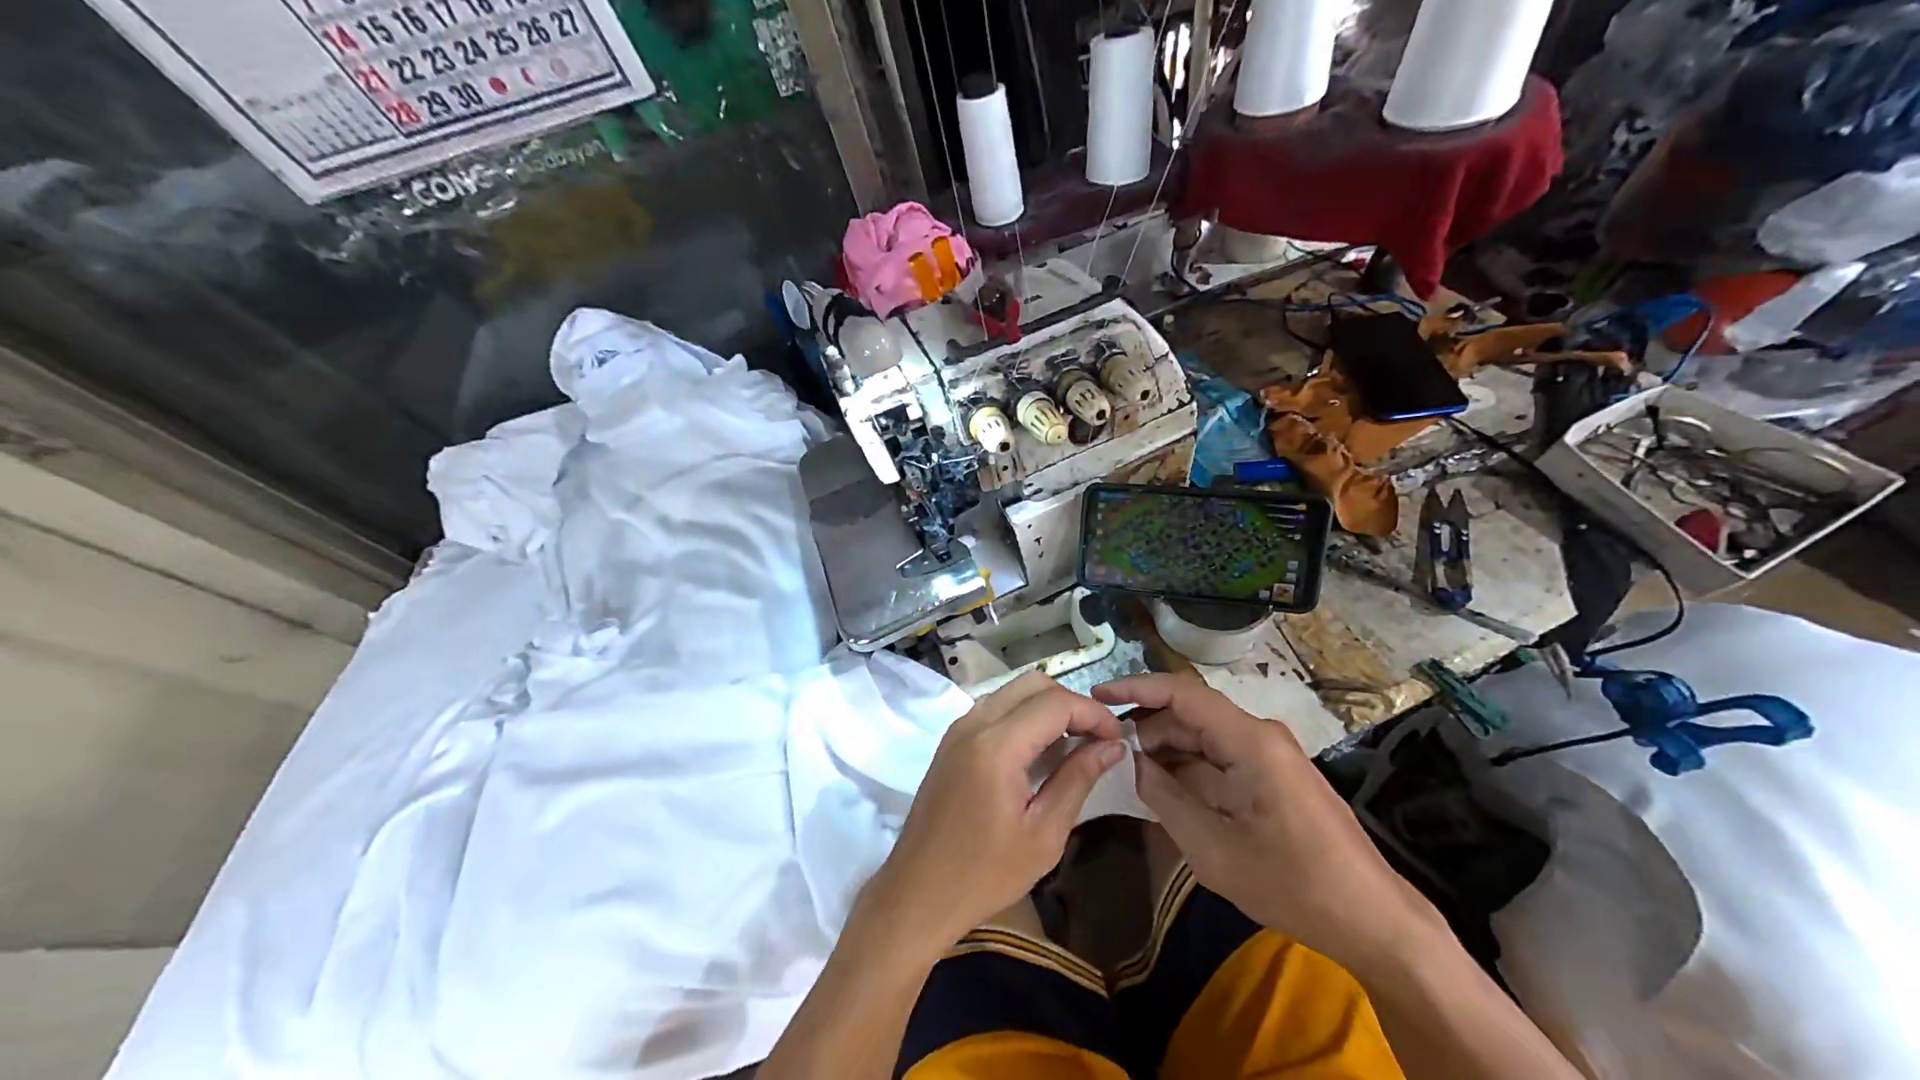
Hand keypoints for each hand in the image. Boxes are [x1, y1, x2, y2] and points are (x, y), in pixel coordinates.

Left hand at [868, 673, 1126, 949]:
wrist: (918, 892)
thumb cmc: (985, 873)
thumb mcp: (1044, 834)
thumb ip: (1078, 779)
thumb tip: (1113, 745)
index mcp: (997, 746)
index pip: (1056, 703)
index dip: (1093, 713)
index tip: (1117, 738)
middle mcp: (974, 724)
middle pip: (1033, 684)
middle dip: (1071, 703)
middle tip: (1096, 738)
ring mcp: (958, 729)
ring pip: (1012, 691)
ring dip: (1046, 706)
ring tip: (1074, 743)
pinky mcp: (951, 741)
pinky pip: (994, 708)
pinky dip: (1023, 715)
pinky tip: (1040, 750)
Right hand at [1092, 673, 1442, 975]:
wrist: (1371, 919)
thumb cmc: (1292, 884)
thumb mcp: (1213, 848)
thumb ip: (1164, 797)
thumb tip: (1133, 762)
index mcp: (1250, 741)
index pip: (1182, 692)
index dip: (1136, 688)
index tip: (1097, 696)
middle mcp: (1260, 735)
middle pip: (1190, 713)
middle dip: (1146, 727)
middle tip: (1106, 749)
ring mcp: (1270, 754)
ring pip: (1203, 735)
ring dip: (1165, 748)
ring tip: (1126, 769)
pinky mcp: (1273, 774)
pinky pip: (1220, 757)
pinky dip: (1187, 766)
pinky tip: (1162, 786)